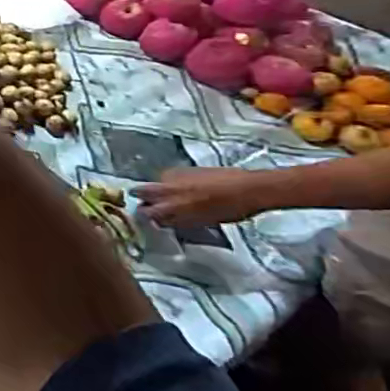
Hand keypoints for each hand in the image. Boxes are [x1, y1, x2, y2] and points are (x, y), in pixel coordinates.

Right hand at [132, 167, 270, 228]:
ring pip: (153, 184)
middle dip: (143, 198)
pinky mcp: (181, 168)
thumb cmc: (231, 210)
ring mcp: (172, 176)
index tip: (151, 220)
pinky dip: (170, 183)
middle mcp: (166, 189)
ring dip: (155, 190)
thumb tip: (165, 221)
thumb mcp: (201, 222)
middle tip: (151, 206)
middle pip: (140, 192)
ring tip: (168, 197)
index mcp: (172, 206)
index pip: (146, 212)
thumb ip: (179, 220)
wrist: (249, 188)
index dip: (147, 216)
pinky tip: (184, 188)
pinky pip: (166, 177)